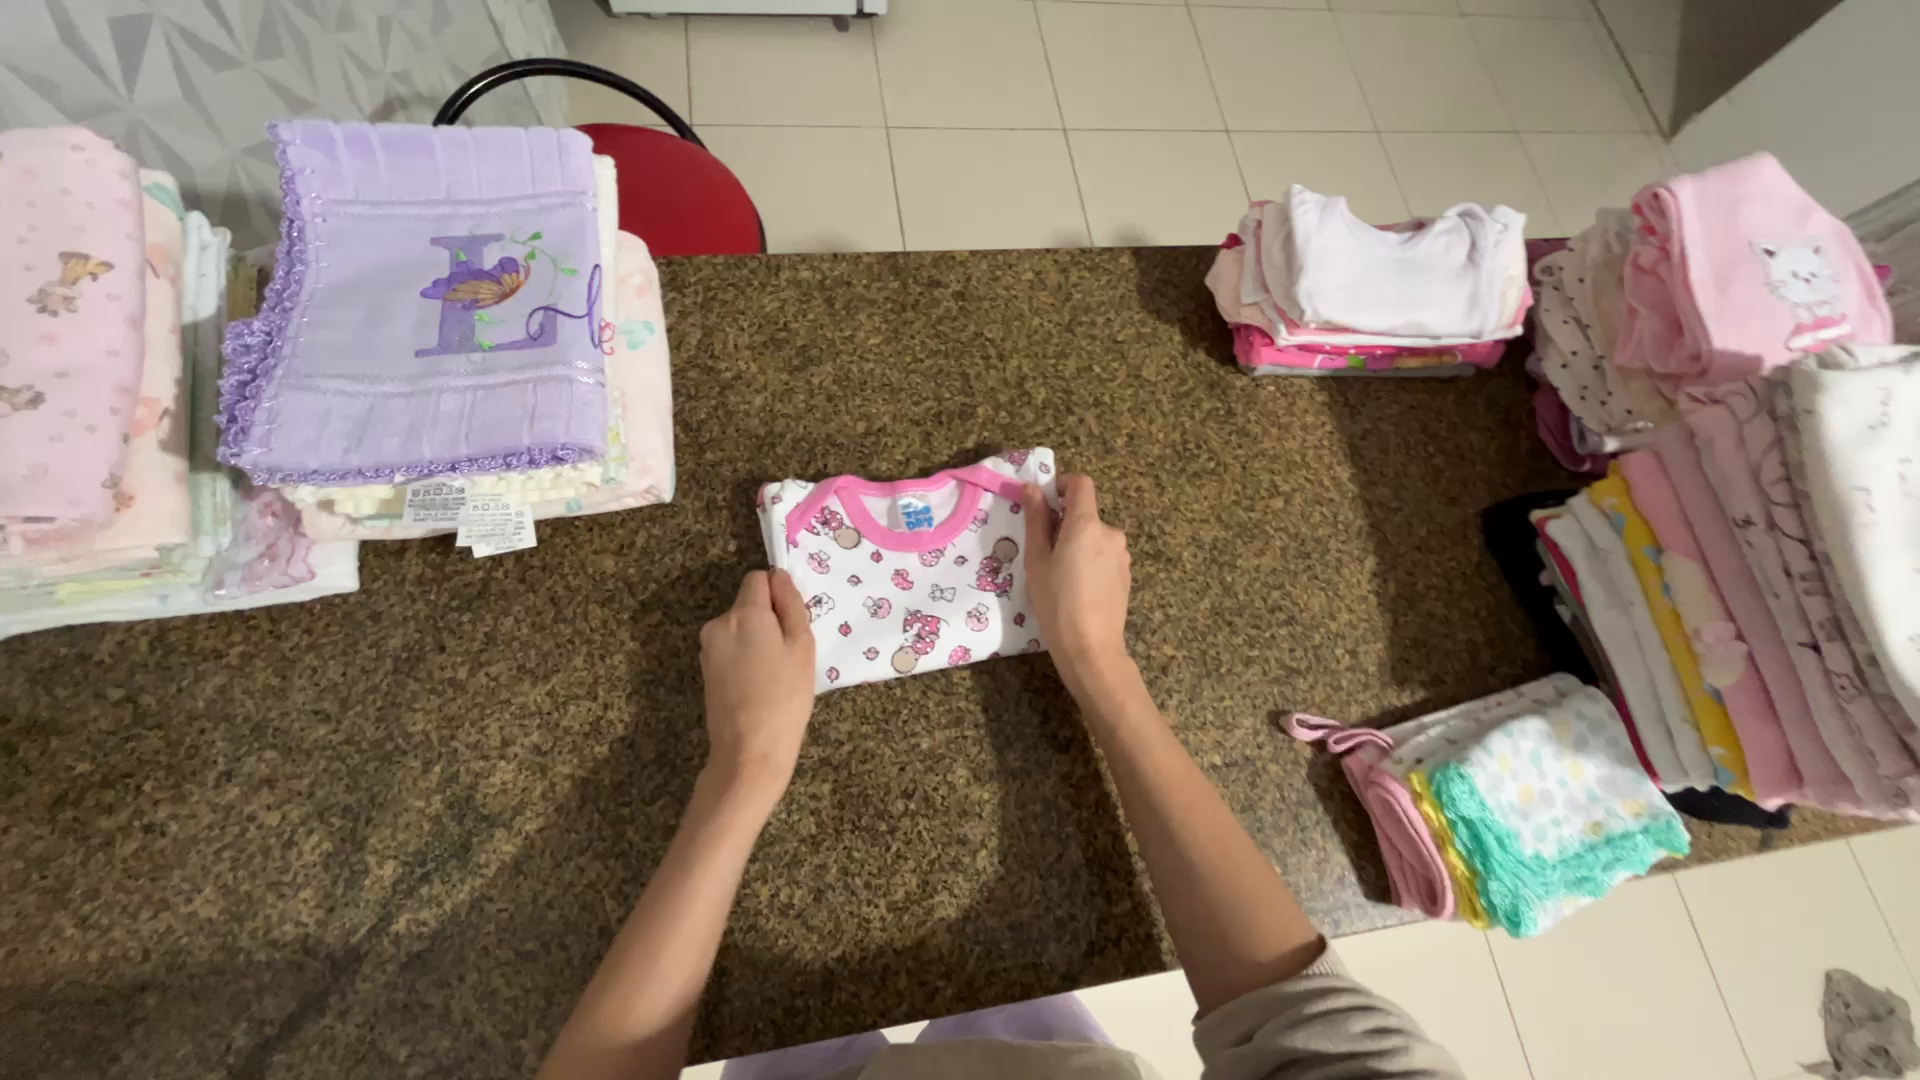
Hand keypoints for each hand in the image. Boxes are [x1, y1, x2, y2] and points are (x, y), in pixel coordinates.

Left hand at [698, 569, 816, 803]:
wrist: (750, 750)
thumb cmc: (785, 695)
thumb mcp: (802, 645)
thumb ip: (791, 604)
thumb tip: (779, 576)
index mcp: (744, 613)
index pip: (758, 578)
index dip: (778, 593)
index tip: (793, 620)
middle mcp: (718, 624)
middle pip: (748, 604)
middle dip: (769, 619)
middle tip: (790, 652)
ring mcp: (708, 648)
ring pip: (740, 628)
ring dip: (757, 639)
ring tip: (776, 672)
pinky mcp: (706, 670)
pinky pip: (731, 648)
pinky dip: (746, 657)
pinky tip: (759, 684)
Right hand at [1024, 475, 1134, 694]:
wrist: (1091, 646)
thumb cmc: (1056, 602)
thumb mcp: (1037, 560)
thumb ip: (1036, 520)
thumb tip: (1032, 488)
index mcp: (1086, 524)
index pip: (1080, 483)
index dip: (1062, 485)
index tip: (1045, 504)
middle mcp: (1110, 532)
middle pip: (1085, 513)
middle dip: (1064, 524)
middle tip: (1043, 552)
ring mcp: (1122, 554)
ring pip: (1094, 536)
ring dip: (1077, 544)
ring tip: (1060, 575)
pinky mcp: (1126, 574)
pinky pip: (1104, 555)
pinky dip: (1090, 561)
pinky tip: (1078, 589)